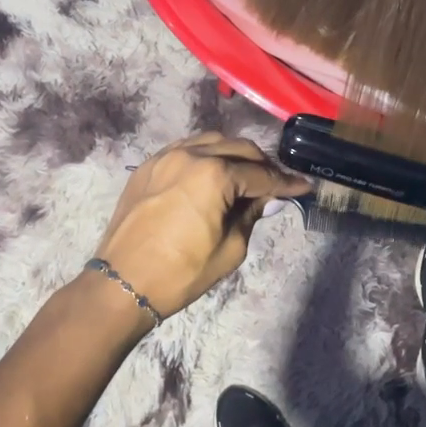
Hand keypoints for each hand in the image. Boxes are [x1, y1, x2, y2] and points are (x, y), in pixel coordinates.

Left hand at [93, 132, 310, 318]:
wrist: (121, 284)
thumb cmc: (181, 273)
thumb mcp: (230, 249)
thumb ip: (251, 216)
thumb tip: (266, 200)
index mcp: (215, 175)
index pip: (261, 175)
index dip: (286, 183)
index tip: (304, 187)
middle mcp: (192, 154)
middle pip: (239, 149)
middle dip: (262, 165)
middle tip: (276, 184)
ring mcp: (166, 156)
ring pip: (212, 141)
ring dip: (234, 155)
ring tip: (245, 175)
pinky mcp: (148, 165)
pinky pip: (186, 148)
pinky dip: (206, 155)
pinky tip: (212, 172)